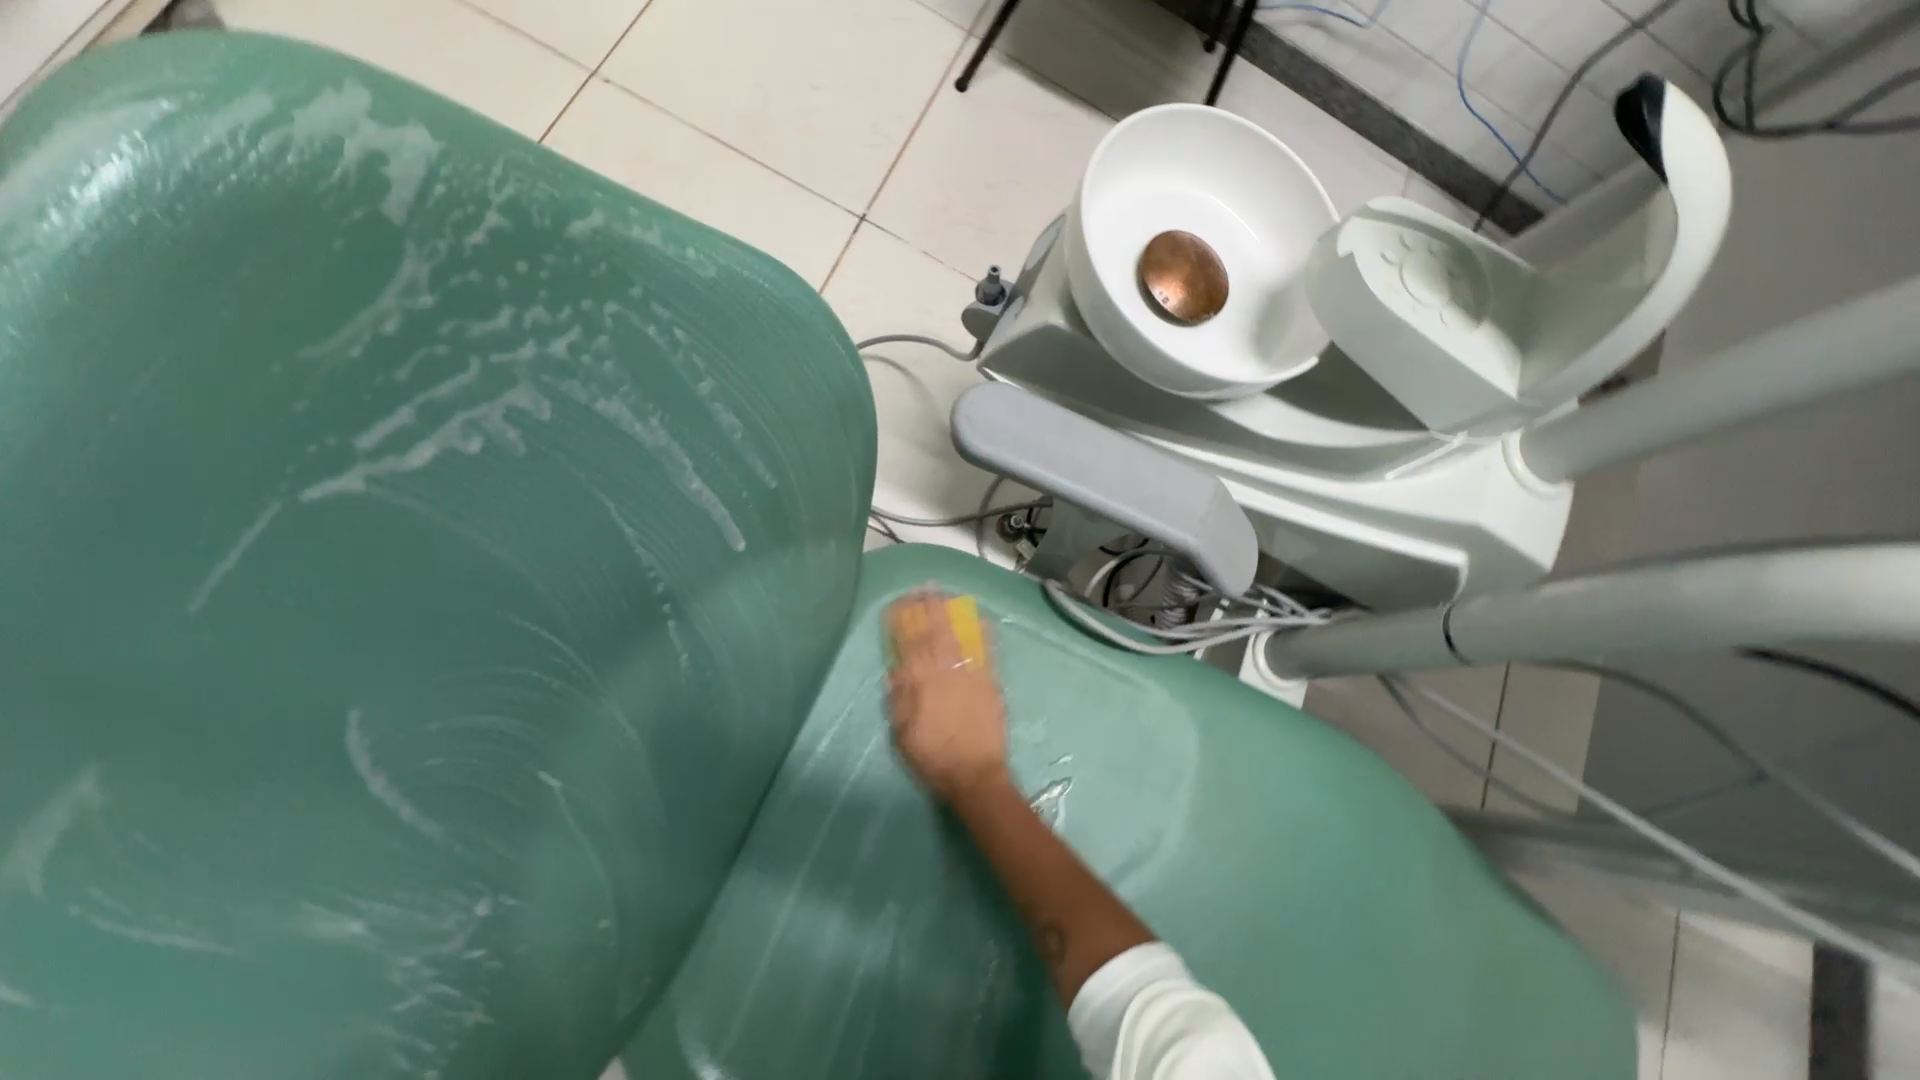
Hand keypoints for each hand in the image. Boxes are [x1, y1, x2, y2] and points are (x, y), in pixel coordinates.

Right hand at [884, 590, 1009, 802]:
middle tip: (925, 589)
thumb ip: (898, 700)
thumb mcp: (902, 734)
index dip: (905, 621)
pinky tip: (979, 618)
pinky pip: (985, 651)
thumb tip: (894, 671)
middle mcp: (945, 673)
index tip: (901, 603)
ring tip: (946, 595)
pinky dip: (982, 632)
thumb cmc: (933, 758)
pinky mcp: (990, 683)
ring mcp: (971, 675)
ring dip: (952, 614)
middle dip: (929, 609)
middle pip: (936, 633)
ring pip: (959, 636)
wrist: (975, 776)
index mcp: (920, 684)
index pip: (911, 644)